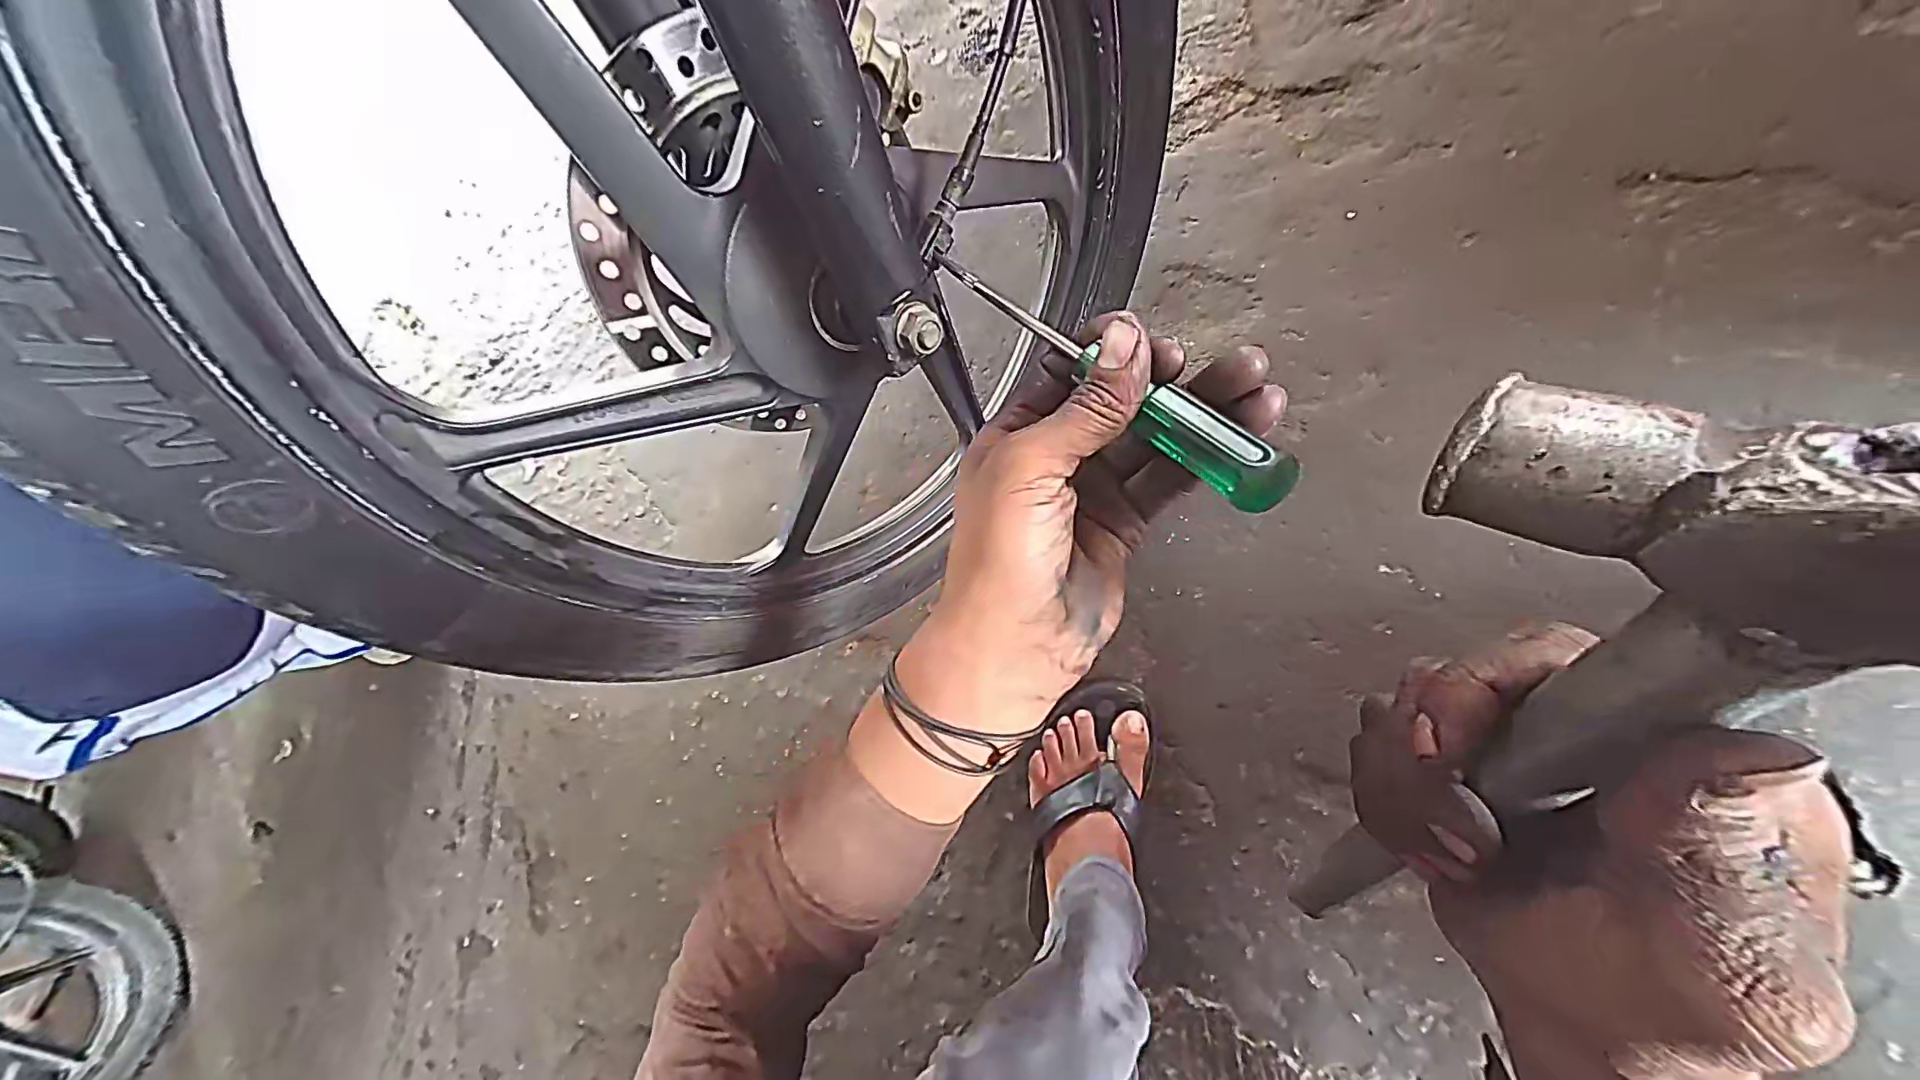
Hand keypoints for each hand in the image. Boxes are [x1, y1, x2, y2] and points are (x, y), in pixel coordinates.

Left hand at [897, 312, 1285, 734]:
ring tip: (1250, 387)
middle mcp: (1054, 460)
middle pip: (1120, 404)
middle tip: (1212, 364)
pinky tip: (1235, 439)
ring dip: (1201, 415)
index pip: (1069, 376)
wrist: (1016, 643)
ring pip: (1154, 440)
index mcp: (1017, 436)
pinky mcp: (1122, 524)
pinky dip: (1203, 459)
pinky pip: (1168, 480)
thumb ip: (1084, 408)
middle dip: (1169, 381)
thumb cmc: (997, 563)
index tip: (1150, 340)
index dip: (1111, 354)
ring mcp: (1090, 492)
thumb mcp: (1030, 467)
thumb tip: (1120, 348)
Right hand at [1351, 627, 1856, 1077]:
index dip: (1472, 687)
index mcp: (1648, 735)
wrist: (1606, 1023)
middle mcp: (1561, 725)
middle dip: (1427, 757)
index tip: (1447, 749)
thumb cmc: (1686, 988)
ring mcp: (1491, 746)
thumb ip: (1726, 841)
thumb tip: (1745, 756)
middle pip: (1442, 679)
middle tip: (1464, 828)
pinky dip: (1384, 809)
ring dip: (1404, 794)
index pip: (1540, 655)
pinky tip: (1430, 851)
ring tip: (1460, 854)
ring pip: (1391, 715)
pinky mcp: (1436, 773)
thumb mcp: (1734, 930)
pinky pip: (1370, 757)